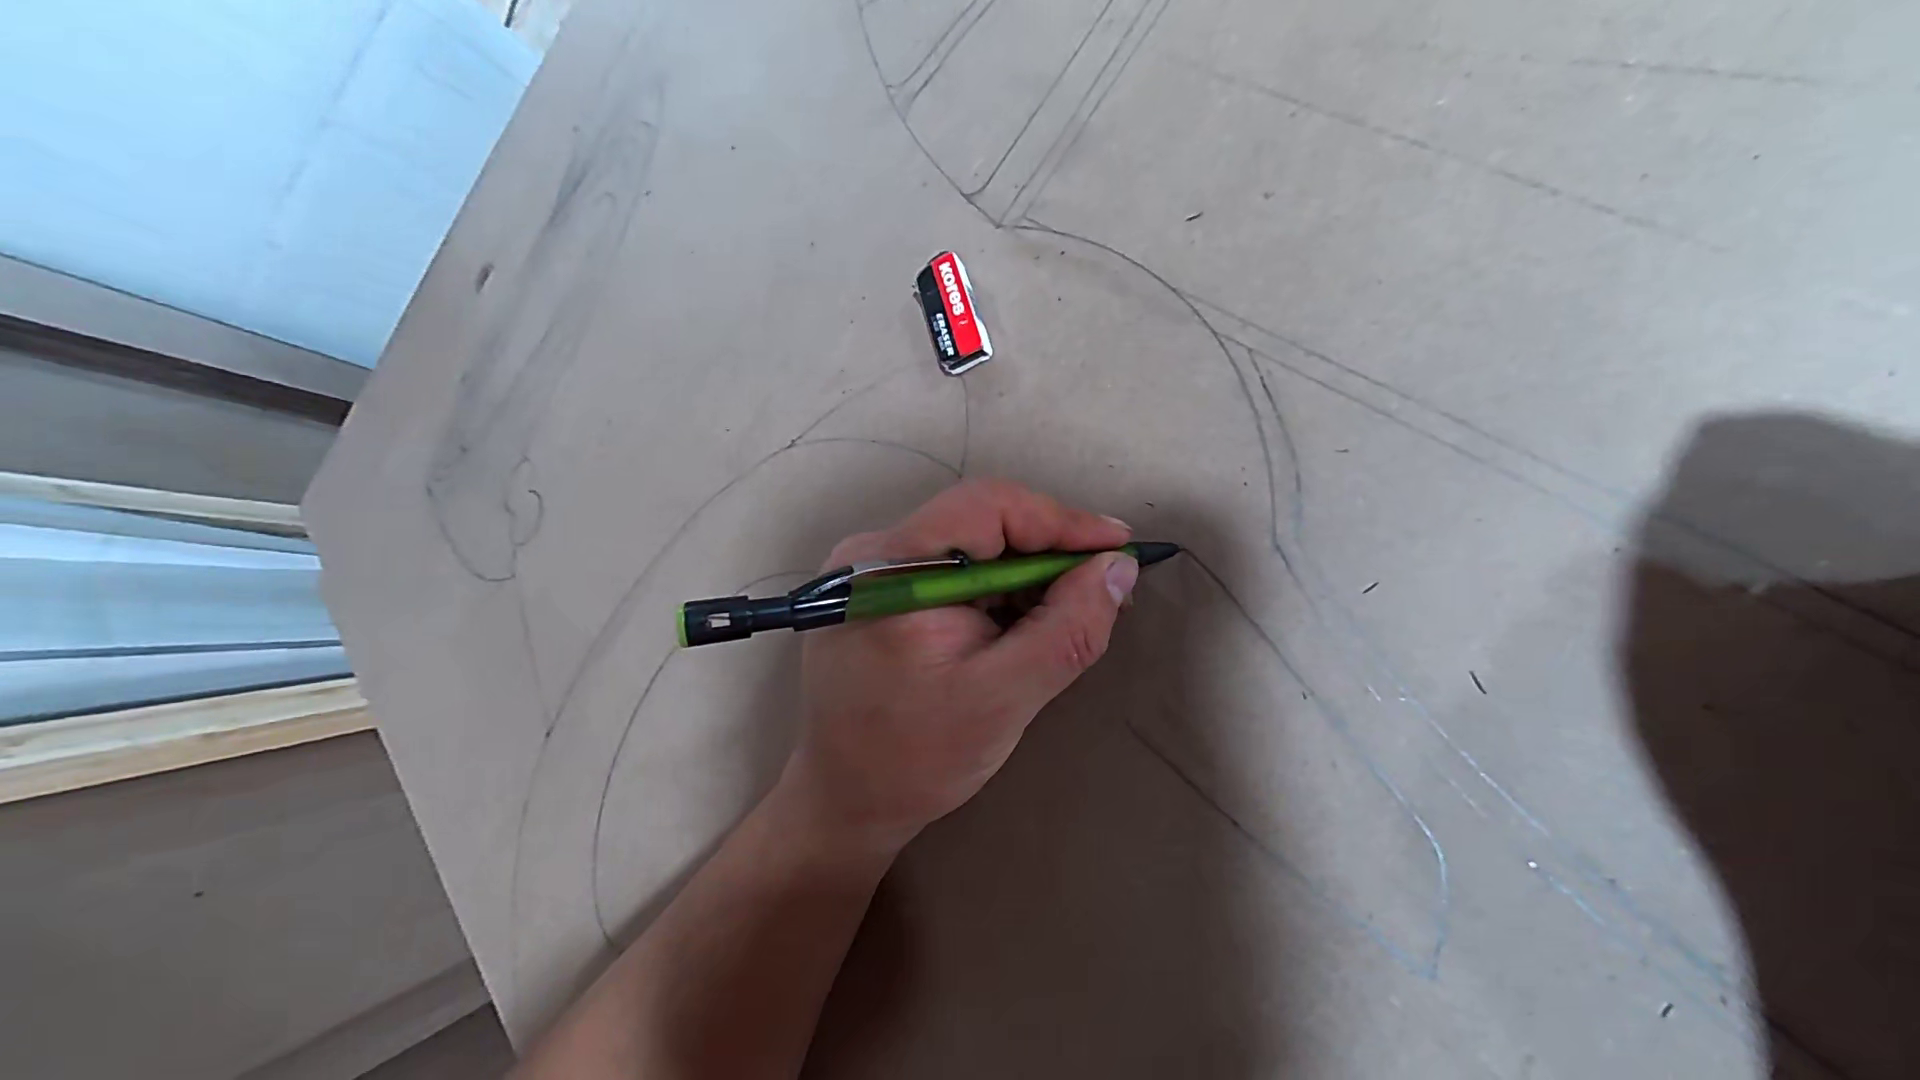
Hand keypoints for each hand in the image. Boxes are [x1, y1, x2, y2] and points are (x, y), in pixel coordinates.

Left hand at [779, 479, 1139, 851]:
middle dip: (1049, 550)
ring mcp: (874, 572)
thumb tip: (1117, 568)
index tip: (1117, 546)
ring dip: (1028, 572)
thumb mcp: (1004, 698)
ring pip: (972, 546)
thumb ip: (1067, 629)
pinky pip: (954, 570)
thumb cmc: (916, 759)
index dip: (1060, 520)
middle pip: (980, 522)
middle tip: (1103, 583)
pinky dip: (999, 590)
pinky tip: (1027, 621)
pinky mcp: (883, 594)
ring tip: (1071, 609)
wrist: (845, 800)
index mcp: (892, 569)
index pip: (988, 507)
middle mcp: (873, 553)